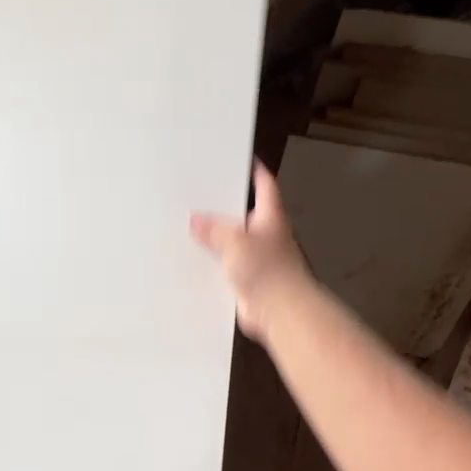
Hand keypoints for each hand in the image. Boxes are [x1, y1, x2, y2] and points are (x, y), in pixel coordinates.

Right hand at [191, 160, 315, 341]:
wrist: (280, 311)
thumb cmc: (268, 271)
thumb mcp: (235, 241)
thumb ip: (215, 229)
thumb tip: (196, 221)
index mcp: (271, 217)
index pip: (265, 186)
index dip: (255, 171)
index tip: (242, 159)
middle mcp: (267, 236)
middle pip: (245, 214)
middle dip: (226, 207)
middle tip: (201, 195)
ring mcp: (259, 259)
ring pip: (234, 243)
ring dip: (217, 239)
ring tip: (190, 229)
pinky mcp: (249, 281)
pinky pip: (228, 267)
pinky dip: (214, 264)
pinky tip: (196, 262)